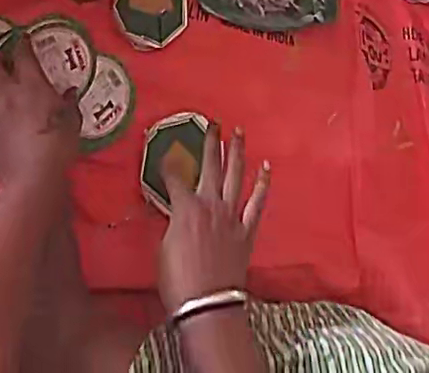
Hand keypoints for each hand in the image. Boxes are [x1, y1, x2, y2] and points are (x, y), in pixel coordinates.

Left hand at [0, 32, 80, 195]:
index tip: (23, 37)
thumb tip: (69, 91)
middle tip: (3, 58)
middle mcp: (8, 92)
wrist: (33, 177)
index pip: (22, 55)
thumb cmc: (59, 145)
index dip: (21, 43)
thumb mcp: (72, 119)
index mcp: (32, 84)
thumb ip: (68, 102)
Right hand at [158, 125, 271, 310]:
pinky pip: (256, 202)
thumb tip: (174, 213)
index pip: (174, 178)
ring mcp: (231, 214)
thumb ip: (171, 224)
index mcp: (185, 208)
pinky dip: (262, 184)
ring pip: (235, 175)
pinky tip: (265, 167)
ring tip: (239, 132)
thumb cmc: (178, 281)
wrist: (207, 306)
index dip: (168, 165)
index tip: (167, 153)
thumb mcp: (163, 249)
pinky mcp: (246, 229)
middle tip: (214, 122)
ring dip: (237, 151)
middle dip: (211, 142)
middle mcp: (210, 204)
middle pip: (210, 165)